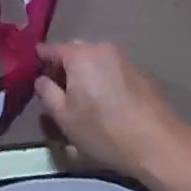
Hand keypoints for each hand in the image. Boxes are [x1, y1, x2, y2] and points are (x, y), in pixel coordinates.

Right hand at [34, 41, 190, 179]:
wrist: (157, 143)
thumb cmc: (104, 130)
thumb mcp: (64, 117)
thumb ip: (46, 92)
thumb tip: (41, 79)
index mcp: (79, 54)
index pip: (50, 48)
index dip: (39, 60)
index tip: (33, 73)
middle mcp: (101, 47)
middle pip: (74, 51)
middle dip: (63, 67)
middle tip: (58, 91)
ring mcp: (123, 58)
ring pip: (94, 60)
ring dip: (84, 73)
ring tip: (82, 99)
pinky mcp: (139, 71)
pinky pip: (111, 68)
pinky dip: (102, 79)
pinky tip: (105, 102)